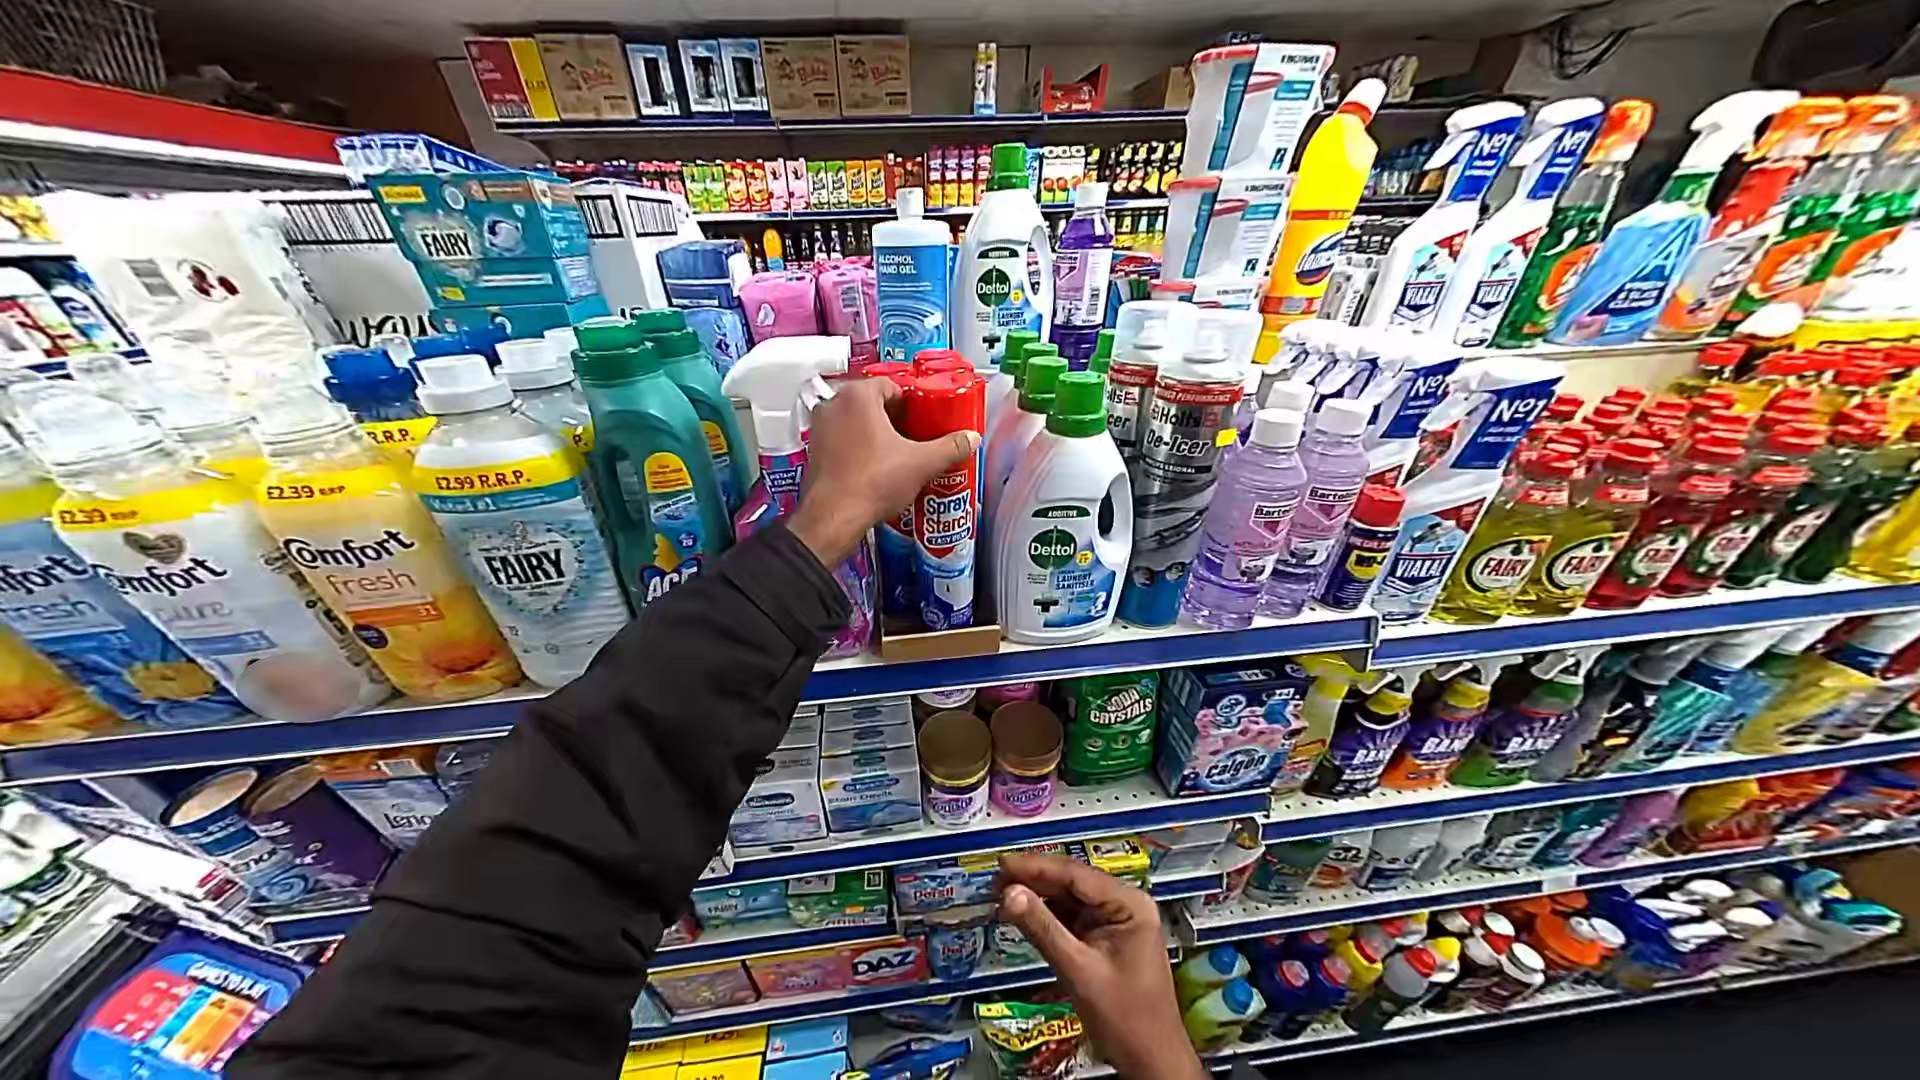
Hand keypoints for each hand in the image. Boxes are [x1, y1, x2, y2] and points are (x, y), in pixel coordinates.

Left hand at [788, 376, 977, 565]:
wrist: (834, 518)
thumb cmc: (872, 483)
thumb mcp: (921, 463)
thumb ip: (950, 447)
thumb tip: (971, 439)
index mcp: (858, 396)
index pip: (892, 385)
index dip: (913, 403)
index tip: (925, 418)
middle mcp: (834, 404)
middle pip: (873, 403)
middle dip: (896, 419)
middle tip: (916, 438)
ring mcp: (820, 428)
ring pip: (857, 422)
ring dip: (877, 434)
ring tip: (899, 455)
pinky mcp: (815, 451)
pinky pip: (843, 440)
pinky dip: (860, 448)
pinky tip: (877, 468)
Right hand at [997, 854, 1205, 1079]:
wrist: (1152, 1064)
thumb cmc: (1124, 1019)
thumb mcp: (1078, 971)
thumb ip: (1042, 928)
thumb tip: (1008, 893)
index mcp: (1128, 903)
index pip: (1075, 874)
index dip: (1035, 866)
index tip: (1002, 864)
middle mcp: (1124, 902)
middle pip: (1071, 881)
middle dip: (1033, 880)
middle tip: (996, 880)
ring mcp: (1115, 918)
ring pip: (1068, 896)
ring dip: (1037, 896)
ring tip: (1002, 894)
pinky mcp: (1104, 934)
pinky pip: (1071, 915)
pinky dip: (1047, 914)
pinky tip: (1024, 913)